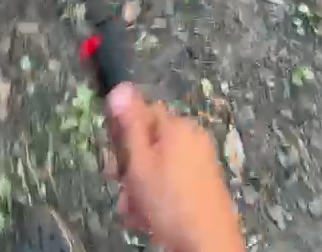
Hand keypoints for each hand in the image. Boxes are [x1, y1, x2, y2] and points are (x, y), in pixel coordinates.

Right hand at [106, 85, 245, 251]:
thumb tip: (119, 86)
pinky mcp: (206, 183)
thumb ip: (129, 124)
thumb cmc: (170, 201)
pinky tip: (149, 216)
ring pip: (160, 163)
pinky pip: (174, 178)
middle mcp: (192, 136)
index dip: (124, 131)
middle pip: (151, 140)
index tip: (112, 155)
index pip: (143, 111)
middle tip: (119, 186)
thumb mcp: (140, 162)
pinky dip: (160, 192)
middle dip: (131, 165)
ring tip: (133, 209)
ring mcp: (201, 160)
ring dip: (141, 184)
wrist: (209, 245)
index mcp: (177, 125)